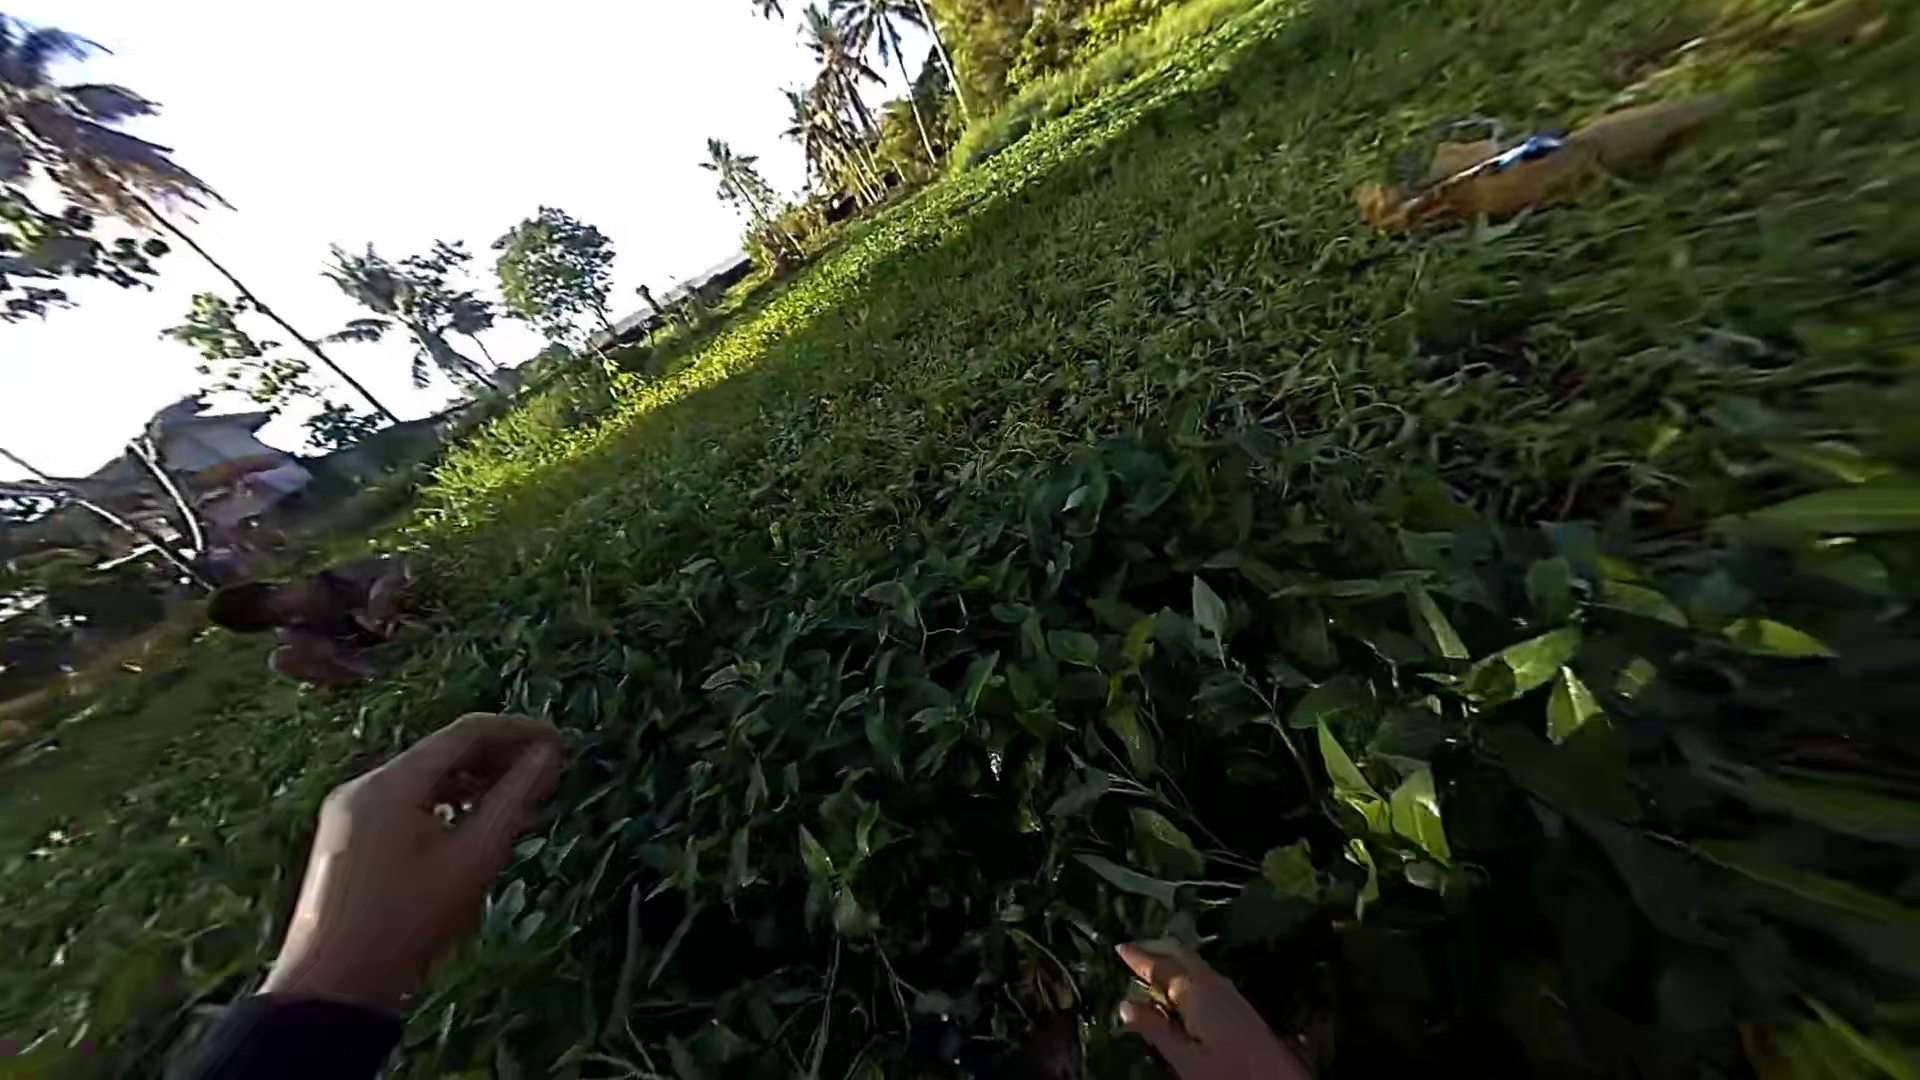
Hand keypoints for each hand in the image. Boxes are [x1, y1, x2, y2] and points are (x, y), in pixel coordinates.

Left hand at [259, 714, 564, 1009]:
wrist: (332, 991)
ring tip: (526, 794)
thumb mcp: (479, 850)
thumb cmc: (412, 916)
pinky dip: (456, 794)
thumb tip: (550, 752)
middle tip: (549, 770)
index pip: (470, 731)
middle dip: (505, 754)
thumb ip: (518, 792)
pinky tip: (485, 813)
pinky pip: (415, 794)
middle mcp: (367, 785)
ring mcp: (354, 808)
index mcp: (391, 783)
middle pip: (451, 748)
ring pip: (434, 770)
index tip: (562, 744)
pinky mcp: (353, 831)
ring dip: (484, 775)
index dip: (523, 730)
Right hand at [1117, 942, 1310, 1079]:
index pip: (1158, 966)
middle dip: (1153, 947)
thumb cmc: (1231, 1077)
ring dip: (1169, 956)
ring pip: (1190, 960)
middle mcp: (1209, 980)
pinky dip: (1183, 967)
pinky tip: (1179, 984)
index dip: (1137, 957)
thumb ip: (1157, 1031)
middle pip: (1177, 952)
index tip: (1119, 947)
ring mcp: (1226, 989)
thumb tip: (1125, 1005)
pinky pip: (1201, 970)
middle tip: (1132, 950)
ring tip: (1152, 964)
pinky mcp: (1236, 1001)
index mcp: (1193, 990)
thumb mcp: (1188, 1063)